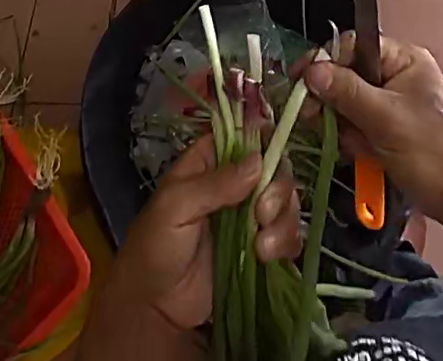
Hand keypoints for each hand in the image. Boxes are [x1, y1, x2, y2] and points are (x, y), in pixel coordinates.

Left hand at [102, 134, 303, 331]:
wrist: (154, 308)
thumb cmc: (154, 246)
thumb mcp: (175, 206)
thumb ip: (214, 184)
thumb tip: (258, 162)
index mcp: (212, 161)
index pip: (246, 134)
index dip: (265, 137)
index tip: (272, 154)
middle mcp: (236, 182)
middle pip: (275, 167)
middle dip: (278, 188)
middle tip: (262, 214)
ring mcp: (251, 215)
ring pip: (286, 200)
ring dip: (283, 219)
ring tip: (262, 247)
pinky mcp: (261, 246)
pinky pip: (288, 234)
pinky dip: (286, 242)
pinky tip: (266, 257)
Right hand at [304, 35, 442, 223]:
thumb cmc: (431, 153)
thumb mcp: (384, 118)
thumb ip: (346, 91)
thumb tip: (311, 70)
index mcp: (403, 58)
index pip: (353, 45)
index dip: (325, 60)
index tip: (299, 81)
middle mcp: (396, 73)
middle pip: (347, 72)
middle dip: (332, 98)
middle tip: (315, 118)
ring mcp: (392, 102)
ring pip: (347, 101)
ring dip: (343, 123)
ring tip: (353, 144)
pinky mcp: (387, 127)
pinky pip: (356, 123)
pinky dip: (353, 138)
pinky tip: (360, 153)